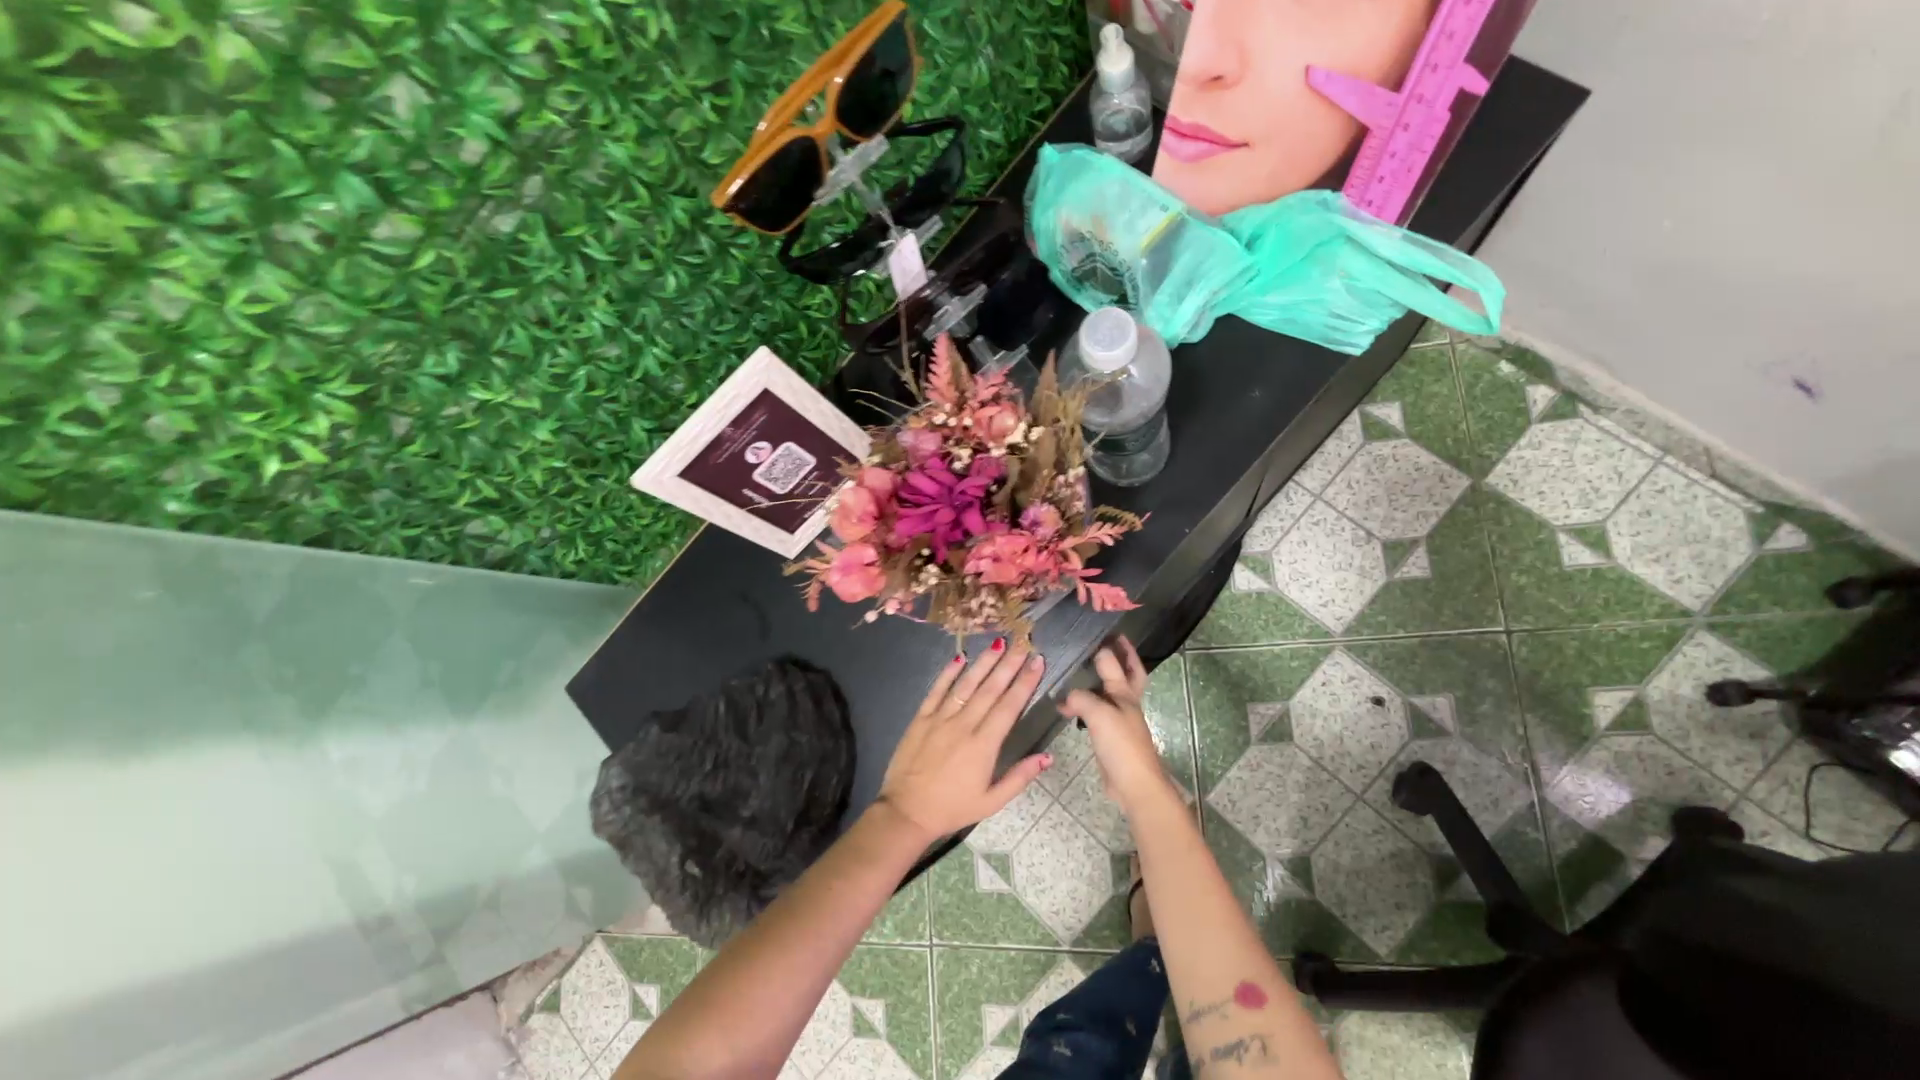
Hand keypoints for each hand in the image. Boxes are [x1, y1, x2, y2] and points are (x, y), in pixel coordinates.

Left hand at [877, 640, 1051, 842]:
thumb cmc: (953, 809)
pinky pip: (936, 691)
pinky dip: (948, 673)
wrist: (907, 812)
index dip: (1025, 682)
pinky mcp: (920, 719)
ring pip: (965, 684)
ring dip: (983, 662)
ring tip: (999, 643)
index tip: (1037, 661)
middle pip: (990, 689)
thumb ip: (1020, 777)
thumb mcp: (992, 802)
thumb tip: (1047, 757)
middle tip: (1023, 643)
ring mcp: (939, 719)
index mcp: (984, 745)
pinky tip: (960, 658)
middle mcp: (963, 725)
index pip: (1009, 706)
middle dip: (1009, 664)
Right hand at [1058, 637, 1173, 811]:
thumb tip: (1065, 698)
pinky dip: (1087, 705)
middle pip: (1127, 674)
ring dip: (1102, 680)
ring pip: (1111, 693)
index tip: (1098, 631)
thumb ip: (1080, 699)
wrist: (1134, 783)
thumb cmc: (1121, 744)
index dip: (1109, 647)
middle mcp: (1125, 703)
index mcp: (1125, 694)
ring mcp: (1119, 720)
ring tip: (1084, 670)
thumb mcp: (1099, 715)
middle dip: (1123, 657)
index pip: (1115, 663)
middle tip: (1114, 640)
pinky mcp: (1110, 737)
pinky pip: (1097, 713)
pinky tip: (1072, 707)